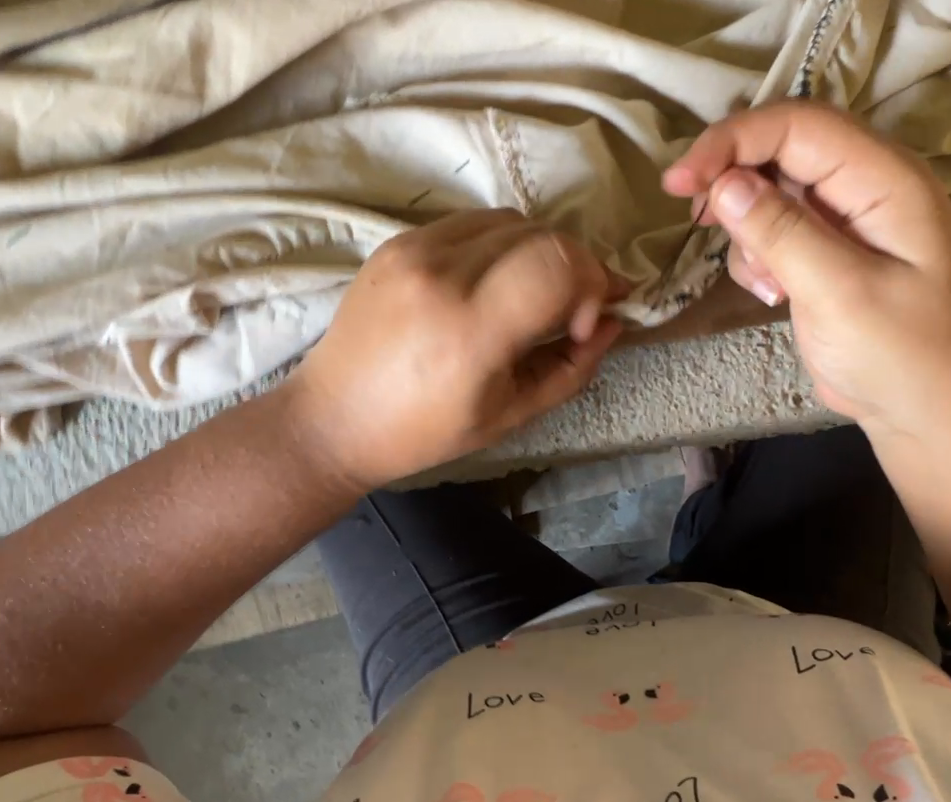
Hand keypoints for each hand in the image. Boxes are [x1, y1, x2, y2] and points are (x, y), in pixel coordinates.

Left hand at [283, 209, 624, 490]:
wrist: (336, 417)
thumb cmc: (425, 432)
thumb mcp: (510, 415)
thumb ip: (571, 369)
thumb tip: (613, 323)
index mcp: (470, 331)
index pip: (559, 265)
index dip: (592, 284)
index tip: (588, 320)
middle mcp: (442, 274)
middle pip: (542, 235)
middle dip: (576, 267)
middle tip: (576, 309)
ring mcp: (414, 250)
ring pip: (511, 220)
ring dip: (541, 252)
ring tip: (537, 296)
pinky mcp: (398, 241)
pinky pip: (473, 223)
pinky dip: (502, 245)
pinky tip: (497, 282)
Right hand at [662, 102, 950, 426]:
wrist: (927, 411)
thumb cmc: (899, 354)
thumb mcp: (840, 293)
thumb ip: (783, 234)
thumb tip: (724, 186)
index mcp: (885, 179)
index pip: (799, 127)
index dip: (733, 142)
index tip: (679, 182)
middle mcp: (866, 186)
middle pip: (782, 152)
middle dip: (732, 181)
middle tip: (694, 220)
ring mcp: (846, 222)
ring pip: (771, 195)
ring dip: (747, 234)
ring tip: (767, 287)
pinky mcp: (828, 255)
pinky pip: (776, 234)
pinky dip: (758, 260)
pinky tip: (775, 298)